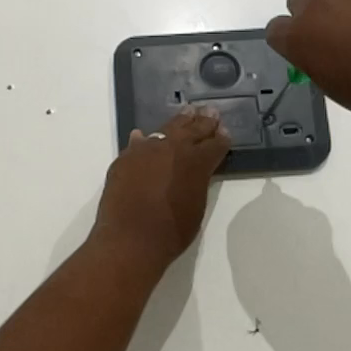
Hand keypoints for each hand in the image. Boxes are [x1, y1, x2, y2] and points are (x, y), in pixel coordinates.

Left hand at [90, 106, 230, 270]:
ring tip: (187, 112)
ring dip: (178, 122)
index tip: (225, 133)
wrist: (130, 238)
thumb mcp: (196, 206)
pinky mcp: (125, 158)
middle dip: (203, 121)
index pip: (215, 145)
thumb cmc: (171, 231)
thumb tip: (192, 171)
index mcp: (197, 162)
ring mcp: (146, 150)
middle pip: (192, 129)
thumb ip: (196, 182)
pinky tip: (144, 136)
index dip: (221, 140)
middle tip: (211, 111)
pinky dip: (144, 141)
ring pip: (165, 129)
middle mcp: (173, 149)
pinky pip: (138, 144)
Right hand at [266, 0, 350, 127]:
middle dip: (313, 14)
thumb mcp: (335, 87)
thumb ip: (317, 61)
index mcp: (299, 37)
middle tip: (336, 35)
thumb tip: (323, 52)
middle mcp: (318, 6)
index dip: (292, 39)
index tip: (307, 48)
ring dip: (344, 4)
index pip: (277, 29)